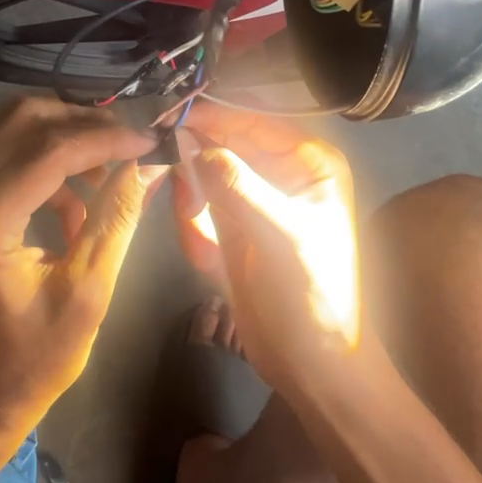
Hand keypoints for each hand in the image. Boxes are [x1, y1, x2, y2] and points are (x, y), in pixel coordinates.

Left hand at [0, 96, 164, 436]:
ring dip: (67, 138)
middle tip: (129, 140)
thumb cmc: (36, 355)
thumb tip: (143, 164)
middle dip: (83, 123)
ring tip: (112, 169)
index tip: (148, 138)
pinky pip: (9, 153)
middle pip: (24, 121)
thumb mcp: (87, 291)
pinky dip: (49, 163)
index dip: (103, 139)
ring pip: (15, 128)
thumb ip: (115, 220)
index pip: (48, 152)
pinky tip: (80, 203)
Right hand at [173, 104, 365, 399]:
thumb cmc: (312, 299)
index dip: (210, 114)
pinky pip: (199, 203)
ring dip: (193, 202)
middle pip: (221, 140)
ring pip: (202, 172)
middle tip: (180, 197)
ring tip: (204, 246)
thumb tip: (194, 145)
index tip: (166, 117)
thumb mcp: (280, 238)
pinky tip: (208, 259)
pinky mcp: (234, 221)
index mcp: (309, 161)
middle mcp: (283, 168)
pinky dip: (194, 226)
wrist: (315, 368)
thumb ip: (237, 186)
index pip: (251, 118)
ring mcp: (255, 195)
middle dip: (195, 166)